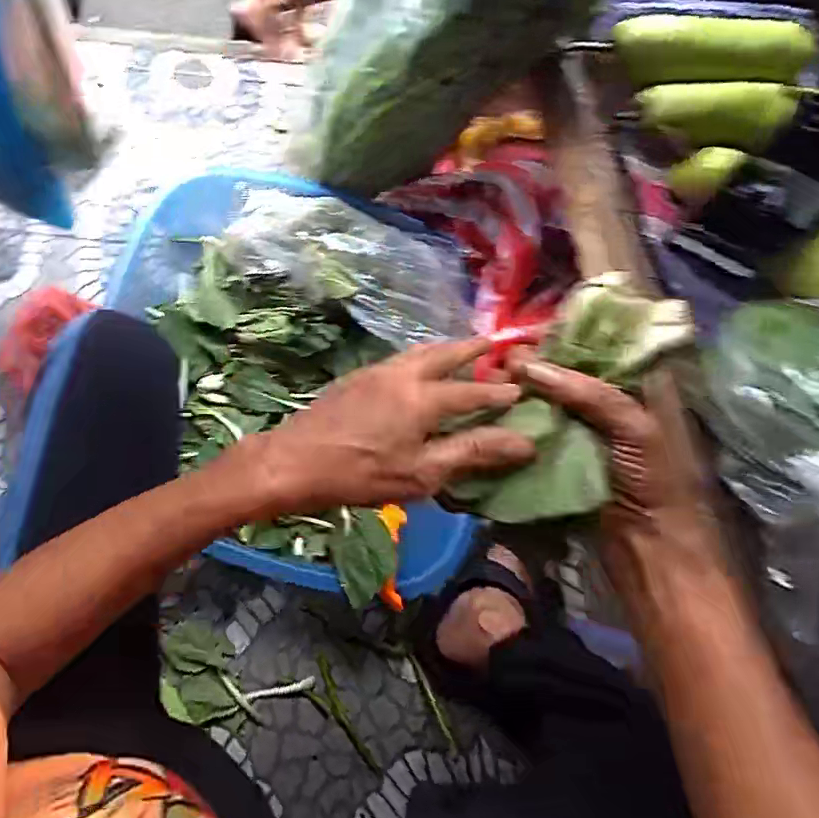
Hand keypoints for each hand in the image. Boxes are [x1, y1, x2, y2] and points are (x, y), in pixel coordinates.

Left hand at [243, 338, 534, 515]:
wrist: (295, 460)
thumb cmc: (361, 474)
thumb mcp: (421, 473)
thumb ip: (471, 452)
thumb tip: (523, 441)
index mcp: (422, 397)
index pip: (473, 392)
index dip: (499, 393)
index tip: (522, 389)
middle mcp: (400, 374)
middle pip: (443, 354)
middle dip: (471, 349)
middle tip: (493, 344)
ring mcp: (374, 372)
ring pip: (417, 352)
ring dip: (443, 349)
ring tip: (460, 351)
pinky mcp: (355, 377)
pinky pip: (398, 358)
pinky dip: (418, 357)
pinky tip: (417, 369)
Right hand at [505, 348, 708, 544]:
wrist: (651, 545)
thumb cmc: (657, 481)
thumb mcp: (634, 426)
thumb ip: (585, 391)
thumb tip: (522, 362)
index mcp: (639, 380)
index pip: (596, 341)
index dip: (560, 332)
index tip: (522, 333)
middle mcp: (608, 394)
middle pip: (562, 363)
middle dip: (529, 359)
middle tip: (498, 363)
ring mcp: (582, 421)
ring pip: (543, 390)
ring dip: (516, 385)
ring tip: (487, 382)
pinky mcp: (561, 444)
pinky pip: (534, 418)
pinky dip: (514, 410)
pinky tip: (490, 405)